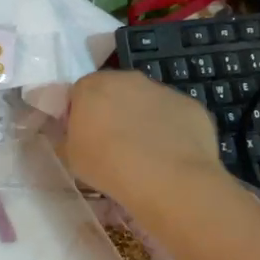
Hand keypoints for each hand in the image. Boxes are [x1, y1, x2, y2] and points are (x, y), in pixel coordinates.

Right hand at [64, 70, 225, 208]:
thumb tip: (74, 132)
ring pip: (145, 102)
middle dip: (111, 111)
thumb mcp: (69, 155)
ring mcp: (163, 91)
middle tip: (111, 143)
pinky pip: (173, 116)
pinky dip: (169, 130)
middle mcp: (127, 79)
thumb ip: (67, 136)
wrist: (169, 181)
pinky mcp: (192, 106)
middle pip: (113, 91)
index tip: (82, 137)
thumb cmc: (108, 165)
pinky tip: (169, 156)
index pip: (78, 93)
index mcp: (91, 86)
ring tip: (143, 154)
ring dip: (141, 119)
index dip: (79, 114)